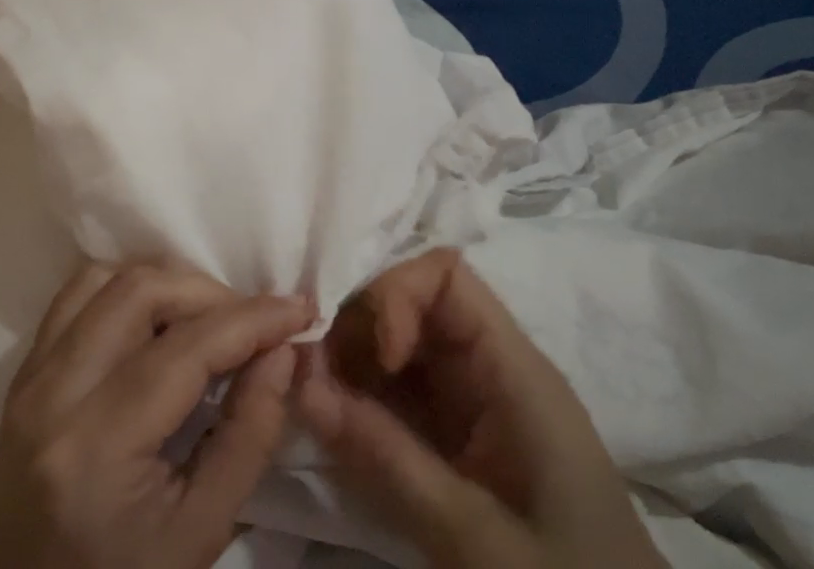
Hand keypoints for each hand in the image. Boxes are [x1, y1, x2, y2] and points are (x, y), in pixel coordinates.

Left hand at [0, 262, 312, 568]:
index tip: (299, 310)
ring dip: (164, 284)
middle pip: (136, 293)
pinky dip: (124, 292)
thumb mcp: (203, 528)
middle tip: (254, 323)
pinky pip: (73, 299)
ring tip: (208, 319)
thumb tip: (281, 350)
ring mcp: (28, 377)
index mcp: (97, 445)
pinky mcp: (21, 373)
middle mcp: (51, 394)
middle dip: (209, 293)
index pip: (183, 350)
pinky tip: (158, 321)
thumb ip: (248, 435)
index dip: (250, 320)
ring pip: (100, 280)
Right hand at [297, 249, 666, 568]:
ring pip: (395, 344)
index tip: (372, 359)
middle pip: (410, 302)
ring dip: (347, 363)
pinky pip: (396, 390)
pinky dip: (357, 398)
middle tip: (312, 379)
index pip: (445, 276)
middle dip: (354, 326)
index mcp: (514, 371)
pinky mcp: (454, 436)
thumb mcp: (477, 537)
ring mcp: (469, 402)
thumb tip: (300, 381)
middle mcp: (489, 369)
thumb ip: (387, 458)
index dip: (395, 296)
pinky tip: (332, 427)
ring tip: (313, 406)